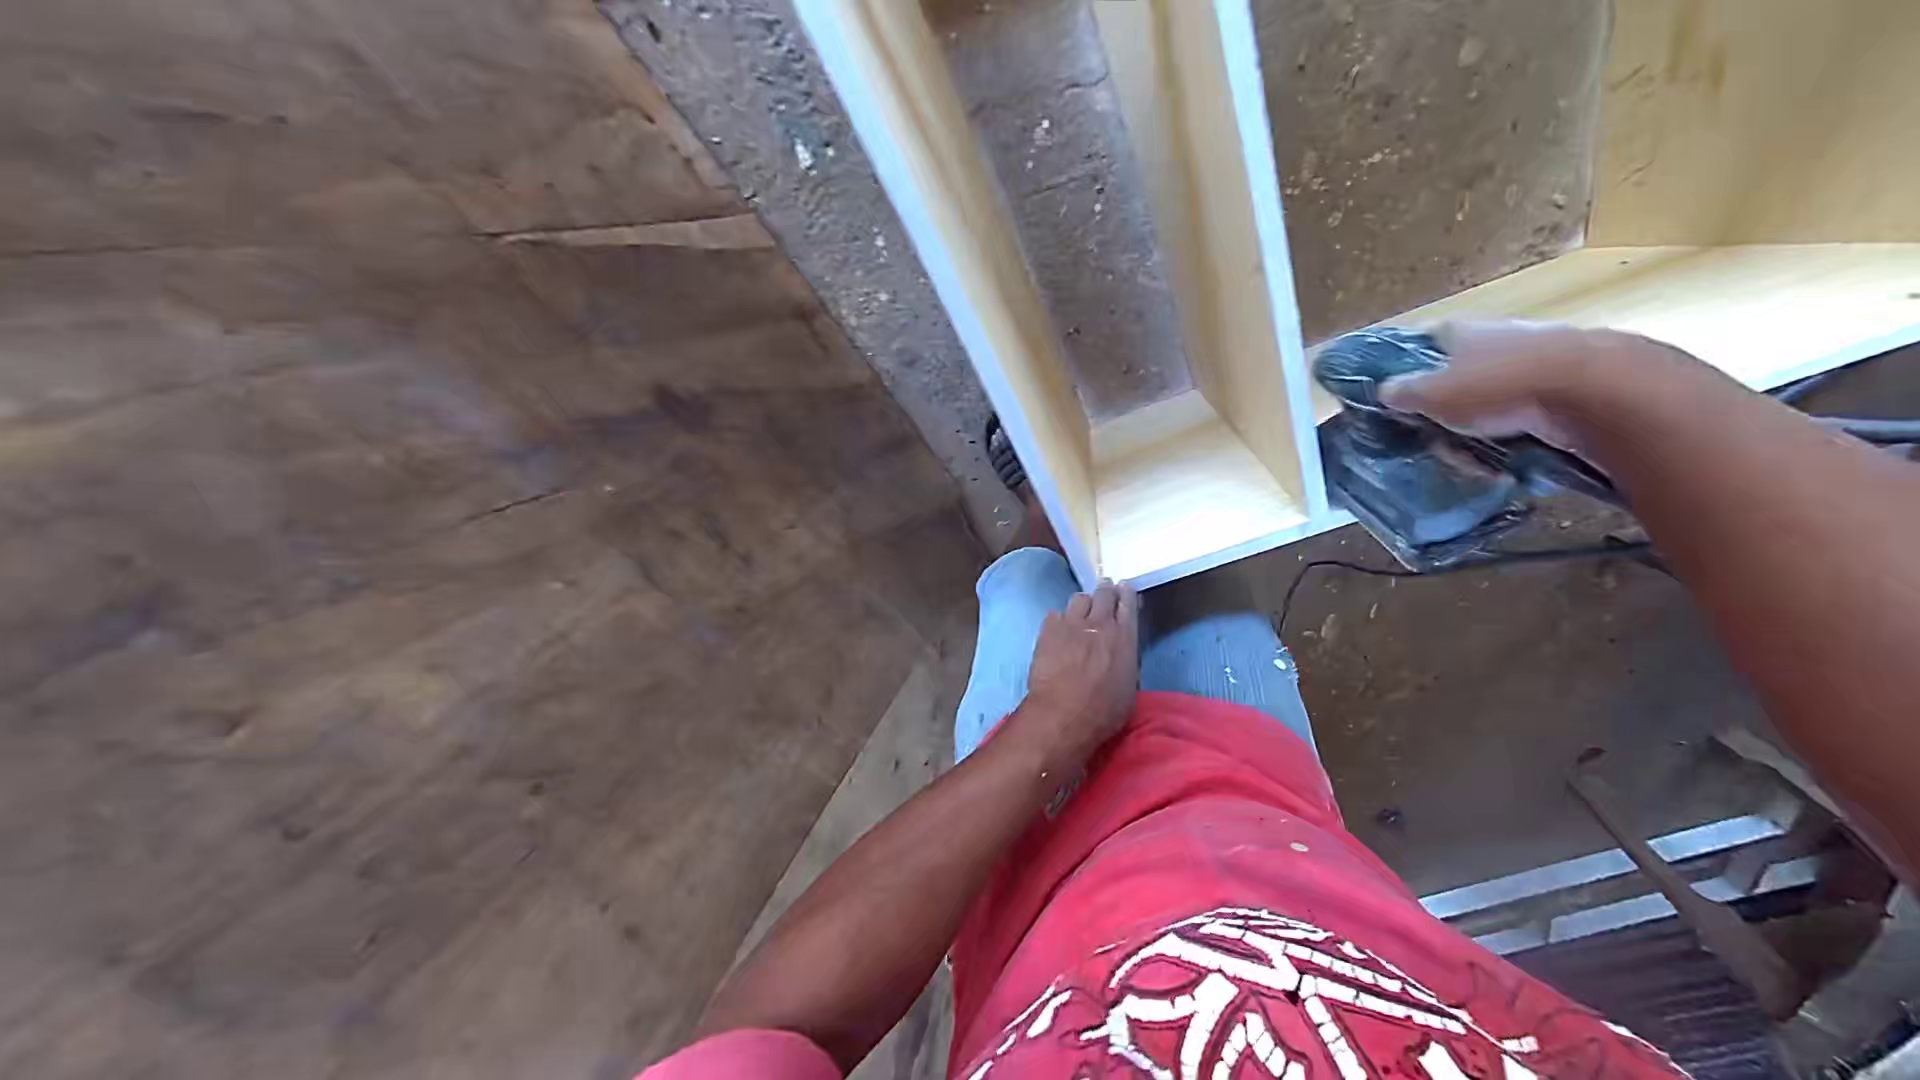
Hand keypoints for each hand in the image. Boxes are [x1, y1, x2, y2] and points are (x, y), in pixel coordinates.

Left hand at [1013, 581, 1139, 770]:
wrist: (1064, 713)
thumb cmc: (1103, 711)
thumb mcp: (1128, 686)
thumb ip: (1125, 660)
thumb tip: (1120, 655)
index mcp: (1124, 637)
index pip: (1128, 603)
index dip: (1126, 593)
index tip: (1124, 588)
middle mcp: (1100, 623)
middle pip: (1103, 594)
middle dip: (1105, 590)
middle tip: (1105, 589)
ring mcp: (1071, 624)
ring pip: (1078, 599)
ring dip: (1082, 603)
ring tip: (1081, 610)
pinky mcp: (1048, 630)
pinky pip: (1054, 614)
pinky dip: (1059, 619)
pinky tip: (1057, 628)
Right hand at [1378, 320, 1680, 455]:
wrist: (1596, 392)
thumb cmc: (1498, 385)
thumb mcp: (1433, 395)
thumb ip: (1404, 393)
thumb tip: (1384, 391)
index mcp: (1461, 330)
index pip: (1420, 340)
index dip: (1402, 363)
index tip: (1391, 391)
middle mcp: (1496, 337)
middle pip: (1454, 372)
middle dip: (1441, 406)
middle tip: (1431, 435)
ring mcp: (1533, 359)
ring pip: (1487, 395)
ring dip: (1474, 425)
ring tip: (1470, 456)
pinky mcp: (1565, 385)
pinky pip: (1520, 413)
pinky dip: (1508, 433)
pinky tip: (1505, 457)